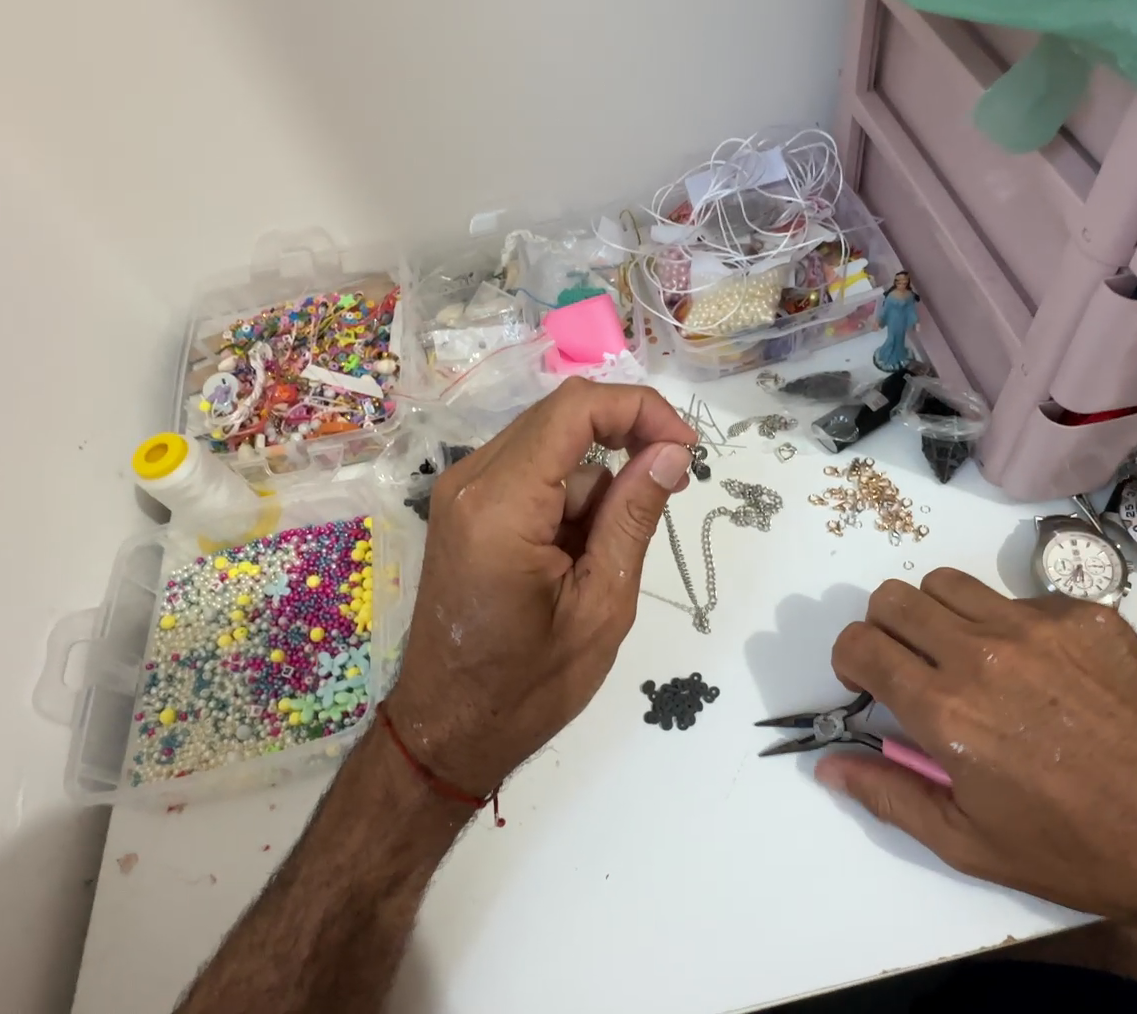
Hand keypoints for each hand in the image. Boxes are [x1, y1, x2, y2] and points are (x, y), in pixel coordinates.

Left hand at [387, 378, 696, 796]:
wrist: (450, 727)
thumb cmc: (529, 684)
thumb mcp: (602, 604)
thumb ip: (634, 516)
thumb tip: (672, 451)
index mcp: (501, 504)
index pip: (575, 410)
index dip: (640, 409)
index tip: (686, 448)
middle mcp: (470, 480)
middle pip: (561, 416)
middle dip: (626, 435)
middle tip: (671, 482)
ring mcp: (461, 491)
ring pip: (550, 444)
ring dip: (597, 477)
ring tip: (611, 551)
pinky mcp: (465, 507)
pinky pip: (531, 471)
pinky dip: (570, 495)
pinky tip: (579, 551)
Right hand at [816, 570, 1136, 921]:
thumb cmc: (1075, 850)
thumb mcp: (968, 843)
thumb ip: (888, 794)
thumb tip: (827, 764)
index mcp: (945, 709)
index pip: (859, 643)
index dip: (850, 660)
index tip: (868, 683)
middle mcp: (982, 652)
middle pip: (893, 597)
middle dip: (884, 629)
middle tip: (911, 667)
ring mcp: (1037, 625)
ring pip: (947, 582)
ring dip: (938, 615)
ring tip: (967, 657)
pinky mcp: (1085, 614)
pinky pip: (1017, 597)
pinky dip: (1007, 624)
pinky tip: (1042, 671)